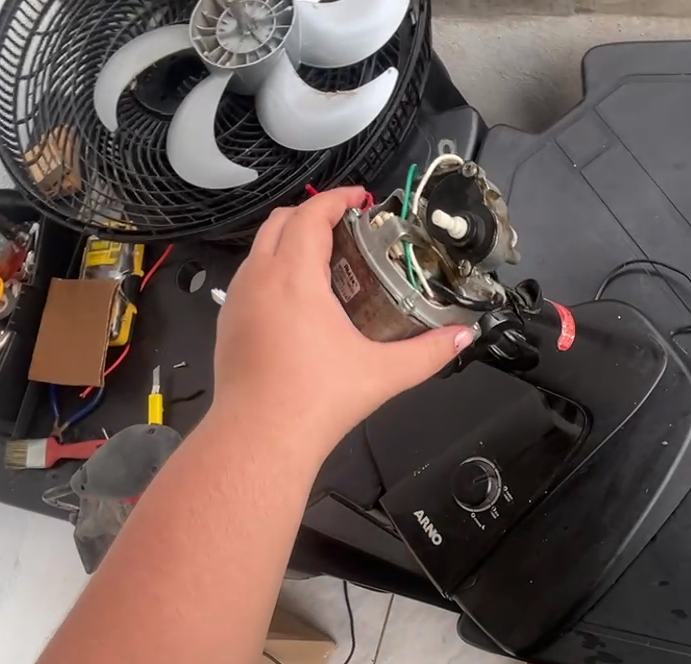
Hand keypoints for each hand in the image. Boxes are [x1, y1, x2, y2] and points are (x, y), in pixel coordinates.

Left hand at [210, 187, 473, 456]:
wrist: (259, 438)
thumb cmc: (317, 401)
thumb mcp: (383, 374)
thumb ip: (428, 353)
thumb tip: (462, 337)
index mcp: (294, 277)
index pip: (312, 213)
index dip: (338, 198)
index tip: (361, 199)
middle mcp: (259, 278)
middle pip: (280, 221)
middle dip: (312, 214)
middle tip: (346, 230)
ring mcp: (237, 300)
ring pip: (259, 249)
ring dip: (289, 242)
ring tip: (324, 263)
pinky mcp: (227, 324)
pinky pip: (249, 279)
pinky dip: (272, 272)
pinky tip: (297, 304)